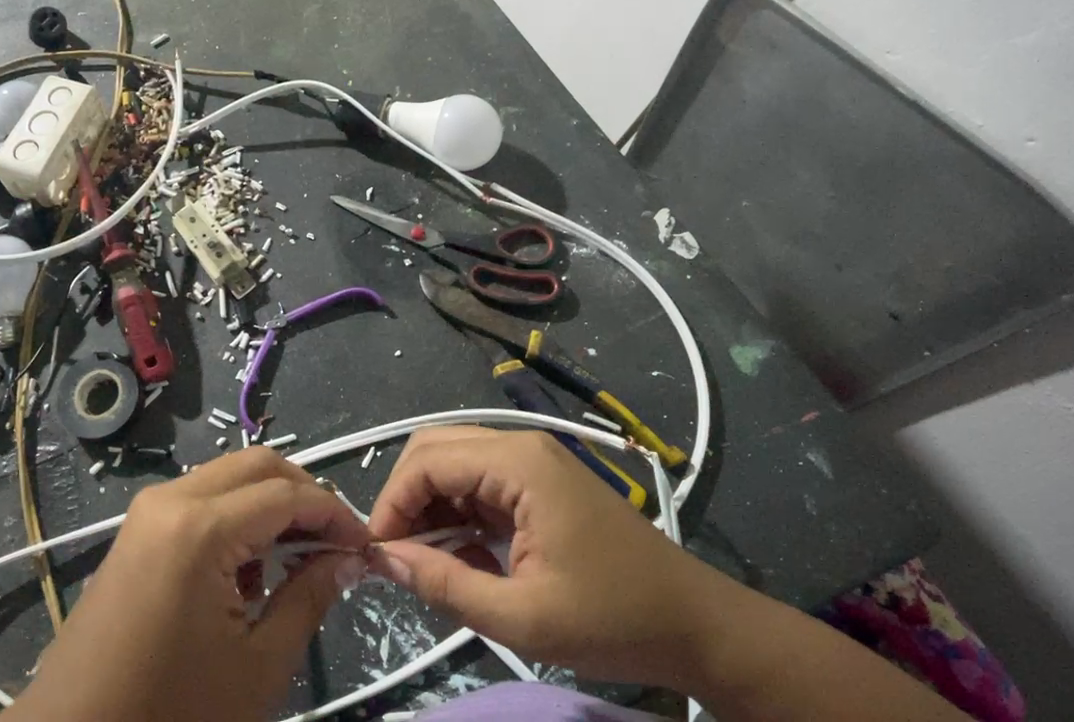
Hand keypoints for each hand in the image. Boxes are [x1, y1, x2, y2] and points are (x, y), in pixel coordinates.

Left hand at [1, 448, 369, 721]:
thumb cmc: (174, 709)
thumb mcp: (259, 664)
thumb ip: (308, 597)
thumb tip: (346, 559)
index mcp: (201, 527)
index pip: (287, 495)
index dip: (335, 514)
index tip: (365, 546)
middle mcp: (171, 498)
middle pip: (257, 465)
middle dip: (304, 495)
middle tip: (336, 542)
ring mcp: (148, 510)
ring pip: (228, 477)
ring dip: (270, 503)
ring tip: (299, 559)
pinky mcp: (137, 529)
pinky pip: (200, 499)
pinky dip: (236, 516)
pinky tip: (250, 569)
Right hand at [366, 426, 739, 688]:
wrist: (697, 626)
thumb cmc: (614, 620)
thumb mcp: (522, 618)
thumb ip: (446, 585)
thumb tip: (384, 558)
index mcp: (518, 464)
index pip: (427, 461)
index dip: (392, 503)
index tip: (377, 554)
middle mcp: (521, 448)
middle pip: (435, 449)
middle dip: (405, 498)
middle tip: (396, 554)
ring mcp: (533, 463)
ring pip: (453, 464)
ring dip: (430, 507)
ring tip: (429, 563)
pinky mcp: (540, 484)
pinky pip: (478, 485)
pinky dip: (458, 515)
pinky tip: (465, 559)